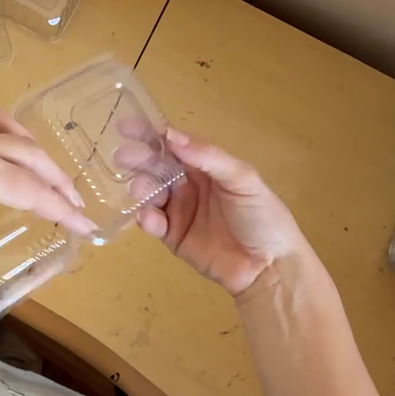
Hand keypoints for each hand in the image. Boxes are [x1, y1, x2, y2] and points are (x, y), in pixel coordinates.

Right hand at [137, 130, 307, 295]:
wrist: (271, 268)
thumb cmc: (263, 216)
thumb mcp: (242, 179)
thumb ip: (208, 157)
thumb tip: (171, 135)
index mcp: (204, 165)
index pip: (173, 143)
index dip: (149, 133)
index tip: (126, 127)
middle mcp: (187, 183)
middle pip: (155, 165)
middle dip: (138, 159)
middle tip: (123, 158)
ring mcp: (178, 210)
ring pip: (149, 192)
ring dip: (140, 187)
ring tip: (140, 190)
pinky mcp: (172, 236)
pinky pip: (153, 223)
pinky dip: (146, 218)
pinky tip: (150, 219)